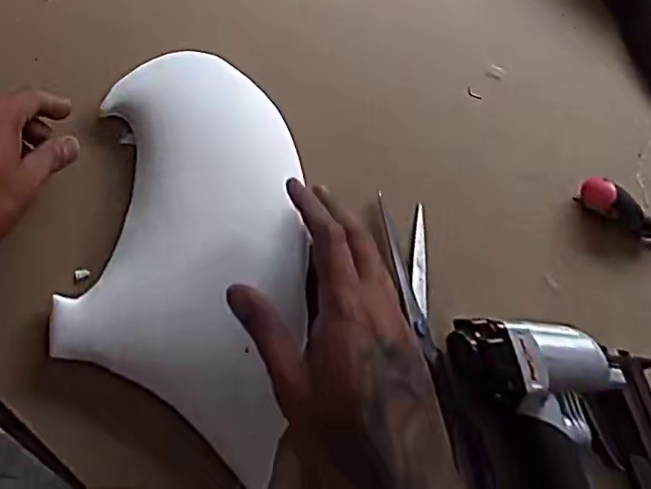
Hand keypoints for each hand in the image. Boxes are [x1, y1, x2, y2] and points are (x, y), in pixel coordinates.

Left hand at [0, 90, 81, 267]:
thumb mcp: (25, 184)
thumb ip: (51, 158)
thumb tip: (66, 146)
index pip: (34, 98)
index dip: (53, 105)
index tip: (62, 110)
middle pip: (10, 107)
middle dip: (32, 126)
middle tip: (45, 147)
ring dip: (7, 135)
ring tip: (18, 163)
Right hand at [228, 180, 459, 488]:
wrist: (403, 481)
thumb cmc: (349, 439)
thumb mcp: (294, 386)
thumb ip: (267, 332)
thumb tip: (241, 293)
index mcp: (350, 313)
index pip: (331, 242)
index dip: (313, 209)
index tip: (298, 190)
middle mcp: (381, 313)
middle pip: (362, 243)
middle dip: (338, 212)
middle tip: (317, 195)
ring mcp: (400, 329)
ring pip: (380, 264)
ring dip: (356, 236)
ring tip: (335, 224)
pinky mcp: (410, 347)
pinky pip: (388, 289)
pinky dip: (368, 265)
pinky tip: (357, 278)